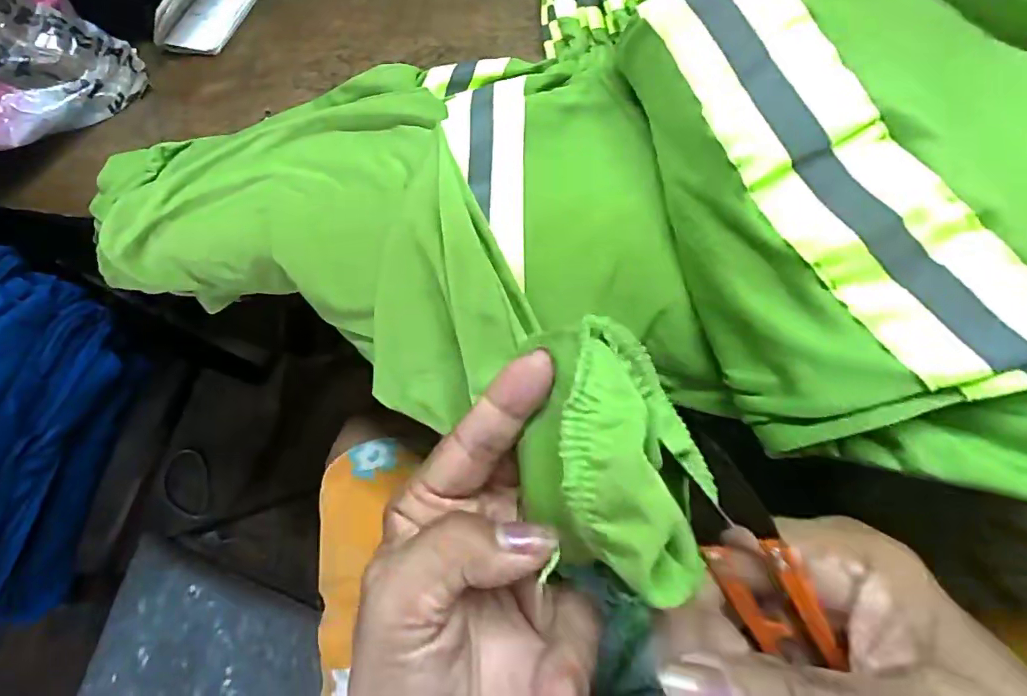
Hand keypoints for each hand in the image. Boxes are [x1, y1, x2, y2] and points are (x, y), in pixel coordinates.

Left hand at [349, 349, 599, 695]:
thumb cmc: (400, 671)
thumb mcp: (402, 596)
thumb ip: (457, 547)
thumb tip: (539, 535)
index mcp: (436, 509)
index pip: (472, 444)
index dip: (504, 401)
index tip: (540, 361)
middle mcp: (489, 523)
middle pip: (529, 461)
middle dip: (559, 421)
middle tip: (594, 382)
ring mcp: (533, 561)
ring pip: (570, 502)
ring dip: (595, 472)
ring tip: (623, 433)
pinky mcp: (574, 608)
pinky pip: (599, 569)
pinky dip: (615, 549)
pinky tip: (626, 522)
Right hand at [656, 517, 1026, 695]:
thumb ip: (785, 690)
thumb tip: (672, 673)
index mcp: (843, 555)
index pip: (734, 548)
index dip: (692, 595)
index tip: (669, 661)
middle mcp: (820, 573)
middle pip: (728, 594)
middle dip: (705, 647)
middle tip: (688, 691)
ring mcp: (822, 624)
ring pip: (739, 638)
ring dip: (724, 675)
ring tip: (705, 691)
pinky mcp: (825, 668)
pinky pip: (766, 669)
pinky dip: (747, 687)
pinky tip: (730, 692)